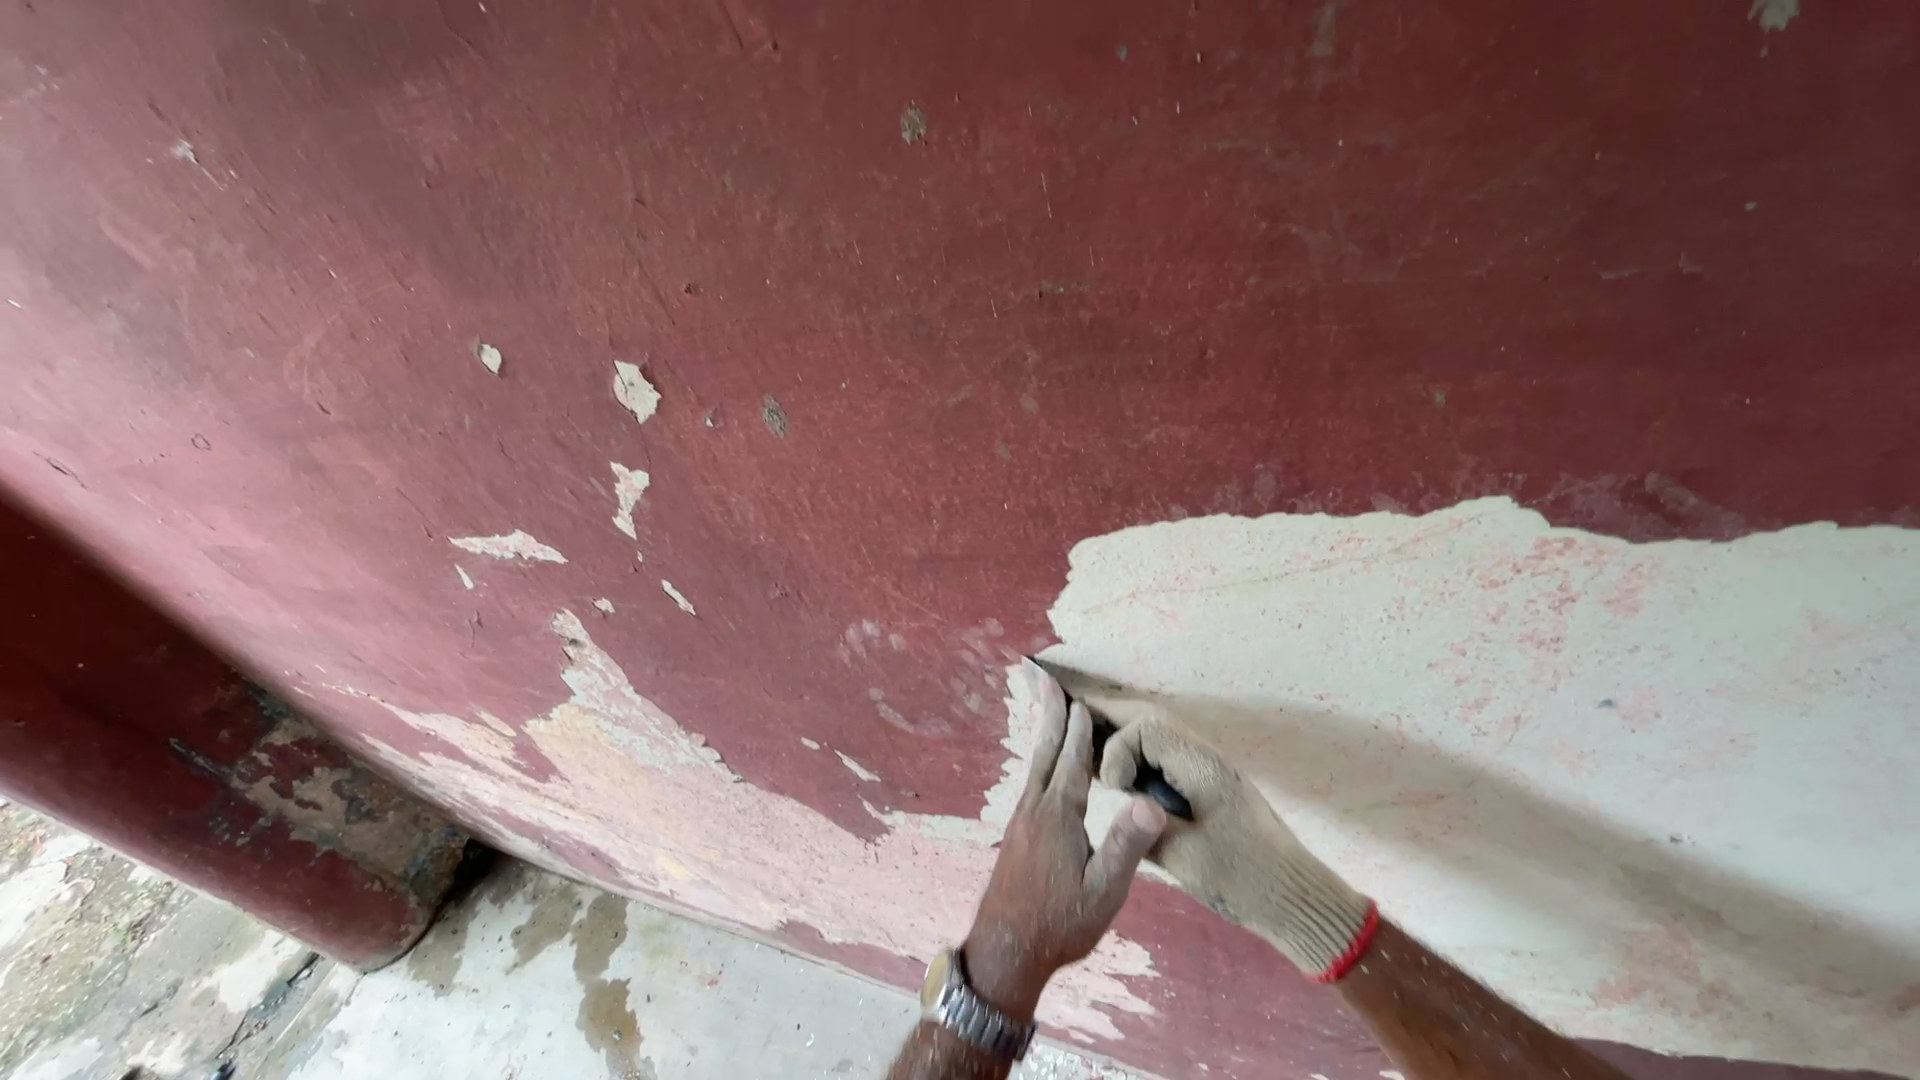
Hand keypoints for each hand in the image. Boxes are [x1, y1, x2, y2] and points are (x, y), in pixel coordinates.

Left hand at [962, 663, 1167, 1019]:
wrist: (1007, 950)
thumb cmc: (1061, 923)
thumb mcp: (1105, 891)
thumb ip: (1127, 846)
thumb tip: (1152, 803)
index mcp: (1058, 816)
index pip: (1072, 763)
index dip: (1079, 732)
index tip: (1082, 701)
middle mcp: (1034, 809)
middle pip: (1045, 753)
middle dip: (1050, 715)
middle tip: (1045, 679)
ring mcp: (1020, 821)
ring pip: (1034, 766)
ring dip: (1043, 734)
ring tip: (1047, 708)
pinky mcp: (1015, 834)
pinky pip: (1030, 782)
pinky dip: (1040, 760)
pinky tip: (1044, 768)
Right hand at [1094, 702, 1375, 980]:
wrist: (1298, 900)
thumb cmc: (1245, 881)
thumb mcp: (1186, 857)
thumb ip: (1144, 823)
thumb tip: (1115, 800)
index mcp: (1201, 767)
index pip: (1145, 728)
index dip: (1116, 749)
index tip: (1111, 788)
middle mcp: (1202, 757)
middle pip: (1148, 716)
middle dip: (1106, 714)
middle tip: (1068, 713)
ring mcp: (1205, 770)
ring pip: (1154, 731)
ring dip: (1118, 729)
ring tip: (1081, 734)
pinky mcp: (1205, 787)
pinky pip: (1162, 754)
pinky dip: (1133, 752)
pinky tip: (1112, 767)